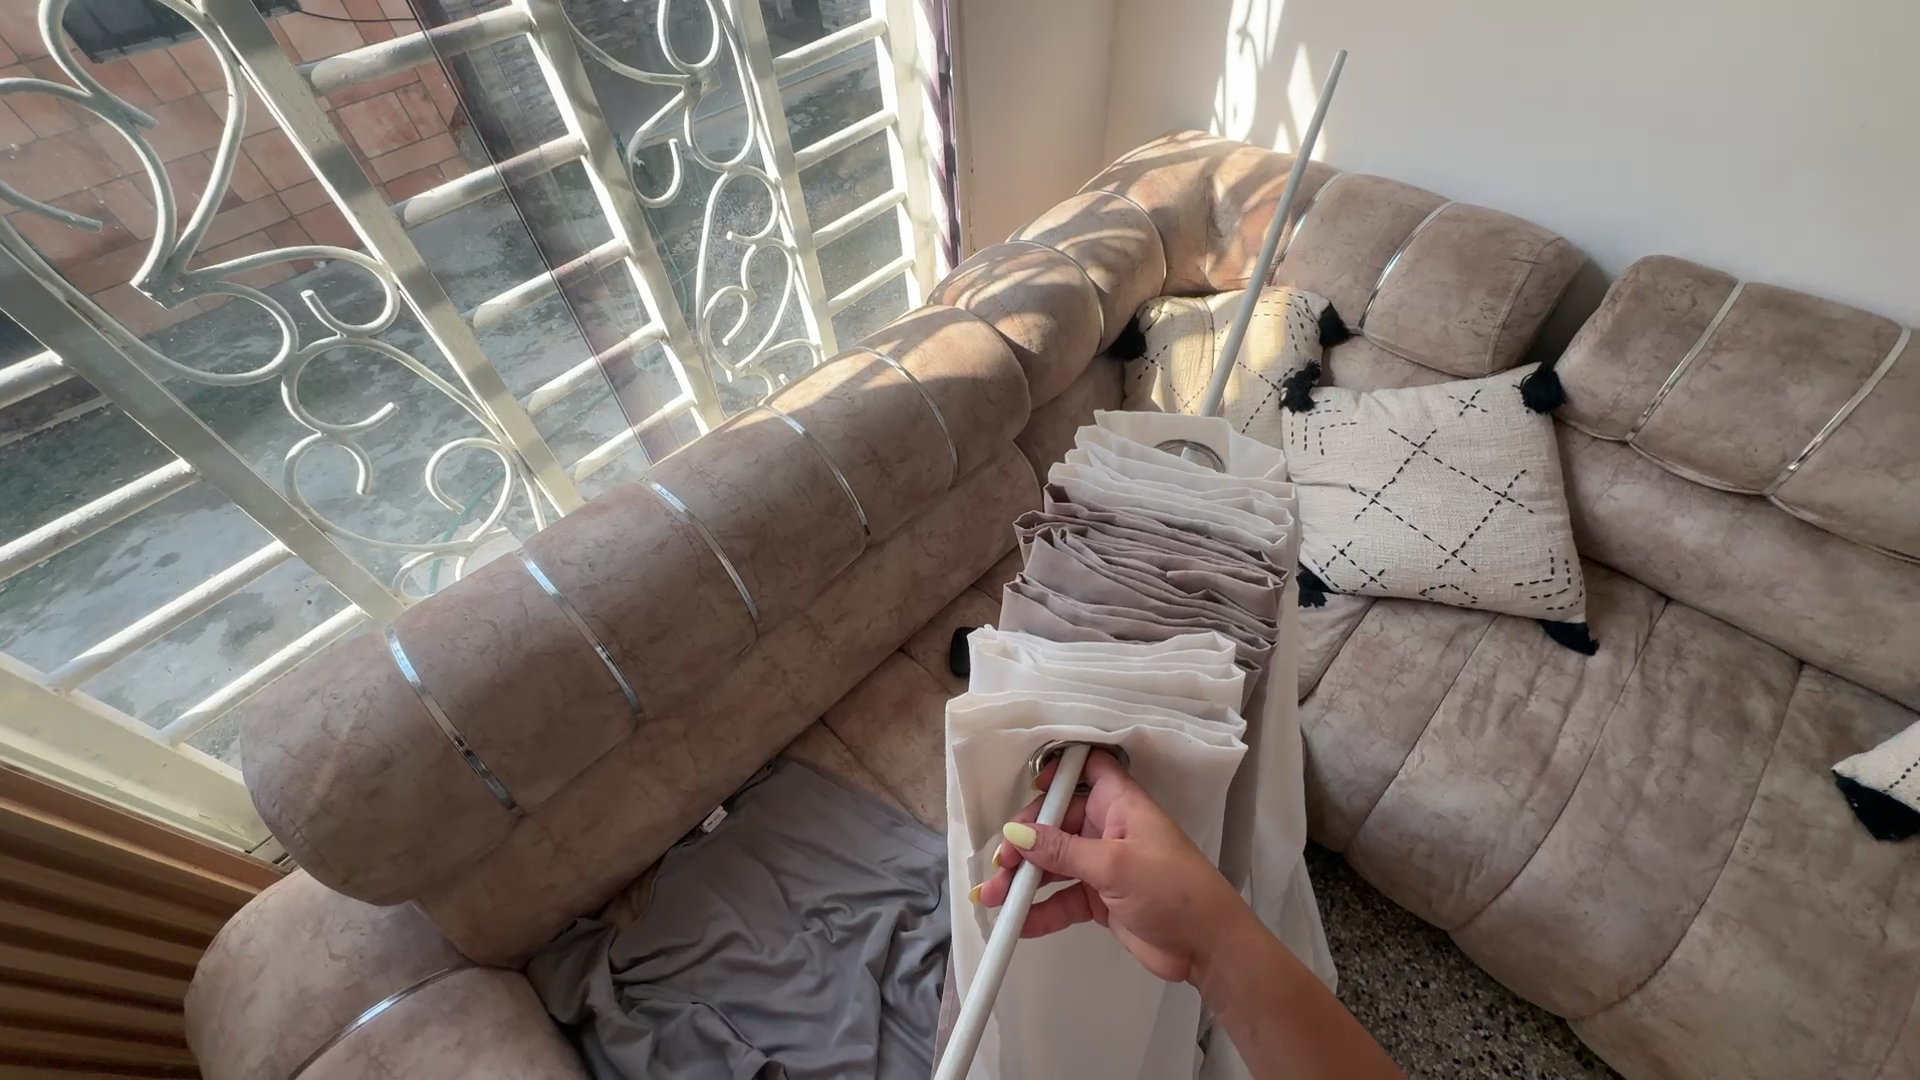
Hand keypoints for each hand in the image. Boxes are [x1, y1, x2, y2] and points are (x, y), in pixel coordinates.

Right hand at [975, 749, 1256, 984]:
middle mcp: (1107, 827)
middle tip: (1003, 861)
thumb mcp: (1114, 865)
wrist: (1209, 948)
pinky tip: (1018, 924)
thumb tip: (1016, 831)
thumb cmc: (1172, 888)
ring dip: (1024, 879)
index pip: (1089, 768)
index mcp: (1119, 803)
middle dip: (1026, 839)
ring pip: (1053, 862)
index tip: (1033, 786)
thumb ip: (1062, 850)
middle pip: (1057, 821)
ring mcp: (1102, 864)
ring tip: (994, 897)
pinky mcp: (1099, 898)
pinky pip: (1061, 898)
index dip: (1062, 769)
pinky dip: (1040, 910)